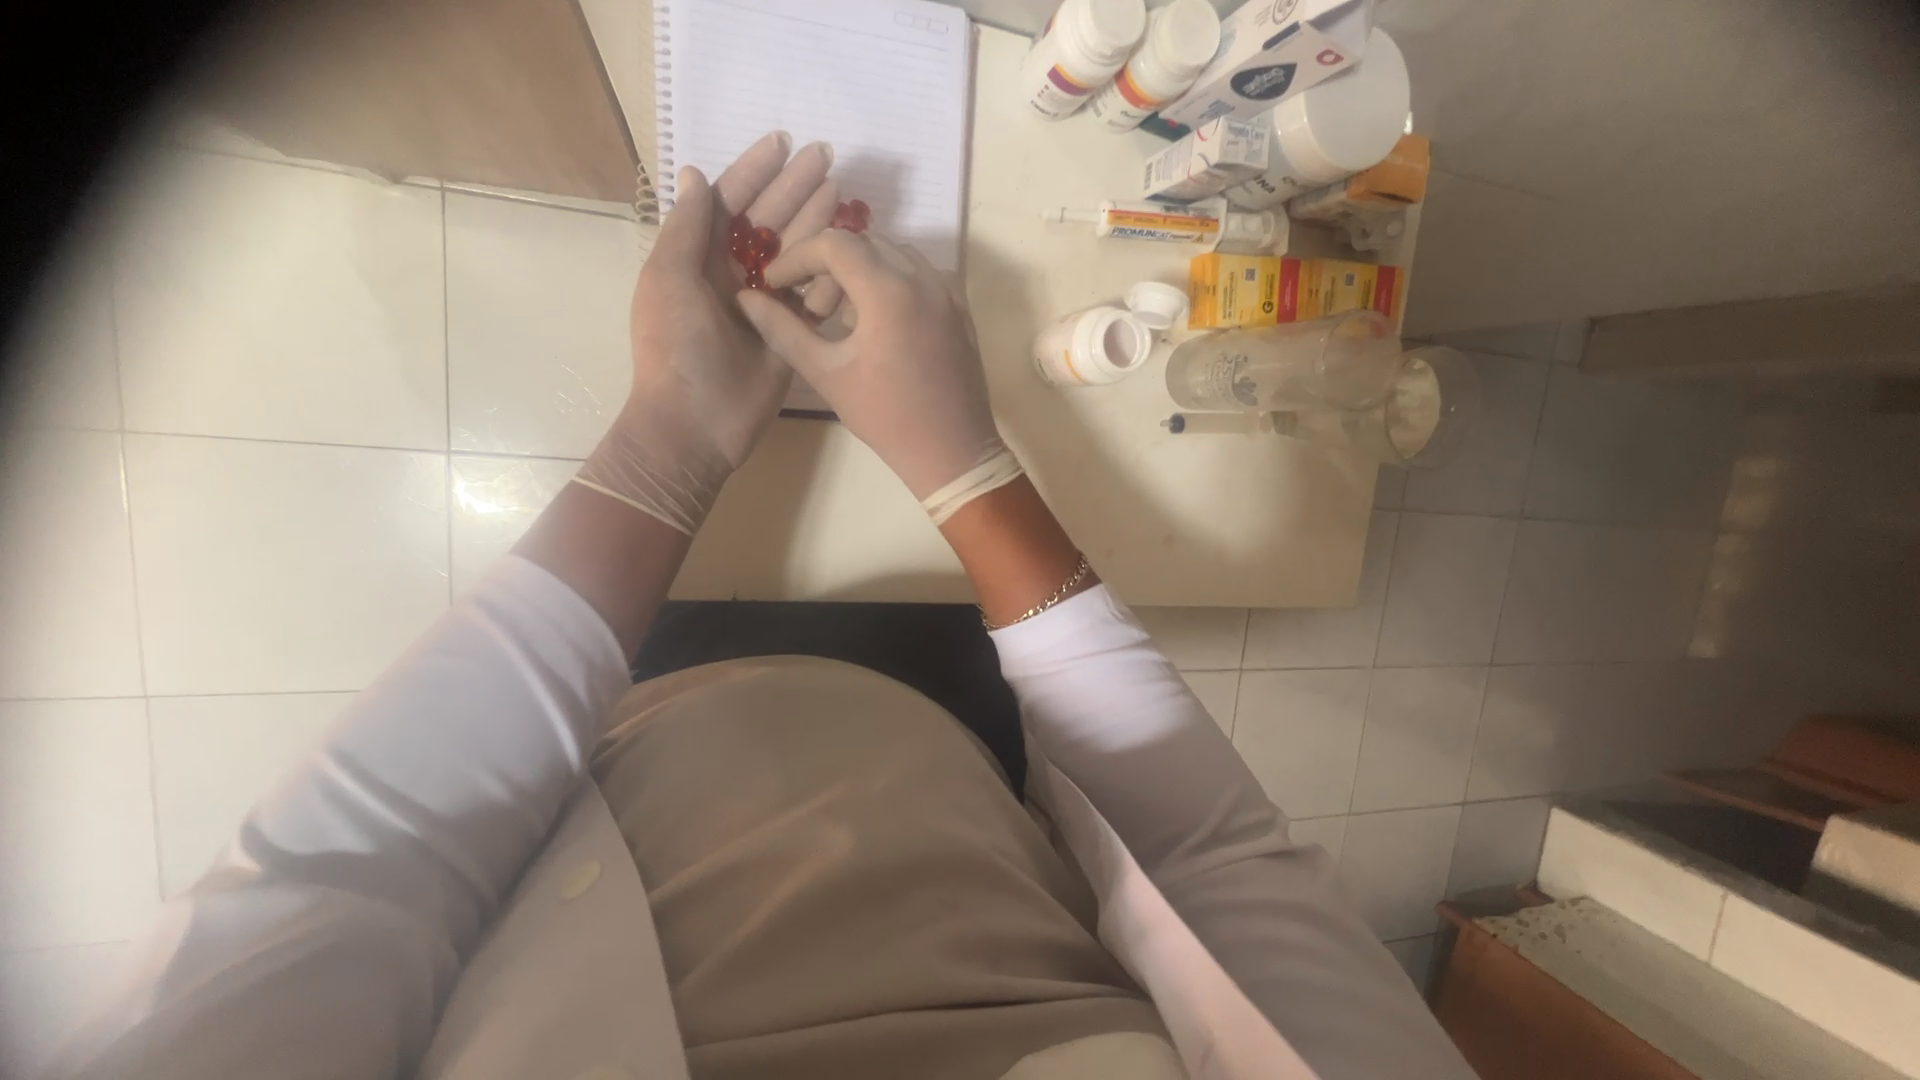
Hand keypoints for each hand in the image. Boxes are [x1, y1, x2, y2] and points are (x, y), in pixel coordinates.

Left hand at [573, 132, 837, 533]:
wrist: (696, 426)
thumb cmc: (675, 350)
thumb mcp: (670, 280)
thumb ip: (687, 228)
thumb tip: (694, 174)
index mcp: (698, 258)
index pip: (729, 202)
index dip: (754, 170)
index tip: (782, 141)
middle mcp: (732, 275)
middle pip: (769, 221)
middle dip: (795, 189)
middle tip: (827, 157)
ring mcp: (765, 305)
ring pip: (796, 254)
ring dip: (818, 223)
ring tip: (844, 193)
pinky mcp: (791, 334)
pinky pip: (814, 298)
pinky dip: (831, 274)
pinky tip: (851, 248)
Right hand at [735, 231, 1022, 523]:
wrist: (952, 451)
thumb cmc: (886, 417)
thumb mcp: (827, 374)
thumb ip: (783, 330)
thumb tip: (746, 299)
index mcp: (890, 291)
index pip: (834, 243)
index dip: (797, 257)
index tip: (776, 284)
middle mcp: (924, 278)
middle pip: (864, 244)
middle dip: (829, 268)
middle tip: (811, 311)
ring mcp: (948, 292)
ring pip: (894, 257)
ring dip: (860, 275)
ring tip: (842, 321)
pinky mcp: (960, 309)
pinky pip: (919, 277)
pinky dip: (891, 286)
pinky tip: (878, 328)